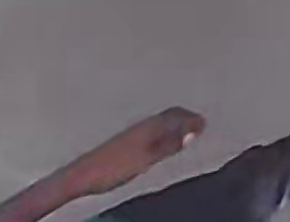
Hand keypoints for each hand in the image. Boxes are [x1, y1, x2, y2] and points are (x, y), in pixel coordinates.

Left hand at [60, 107, 205, 197]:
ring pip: (164, 120)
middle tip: (199, 124)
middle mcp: (148, 121)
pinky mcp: (129, 138)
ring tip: (185, 131)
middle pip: (172, 114)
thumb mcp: (147, 158)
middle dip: (187, 117)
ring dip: (177, 123)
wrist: (83, 174)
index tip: (206, 124)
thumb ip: (170, 145)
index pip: (180, 115)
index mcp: (154, 124)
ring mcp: (137, 129)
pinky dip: (166, 129)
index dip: (193, 119)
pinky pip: (156, 126)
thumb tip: (194, 131)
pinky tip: (163, 140)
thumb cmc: (117, 166)